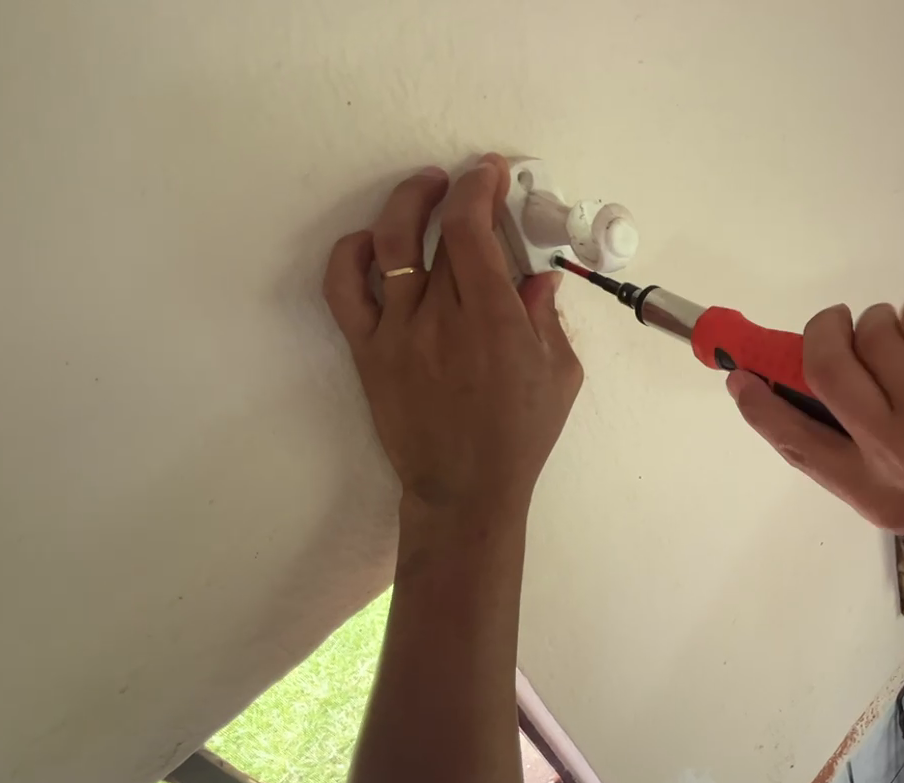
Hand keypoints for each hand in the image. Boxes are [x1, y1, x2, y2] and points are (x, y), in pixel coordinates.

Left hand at [322, 153, 581, 531]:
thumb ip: (548, 319)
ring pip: (390, 244)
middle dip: (456, 193)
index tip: (491, 172)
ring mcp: (398, 333)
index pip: (474, 229)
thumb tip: (537, 278)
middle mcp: (442, 318)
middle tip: (469, 185)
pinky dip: (352, 254)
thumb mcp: (559, 377)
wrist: (466, 489)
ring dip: (406, 203)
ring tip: (423, 188)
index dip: (479, 187)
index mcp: (495, 322)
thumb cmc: (520, 438)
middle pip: (439, 231)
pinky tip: (373, 242)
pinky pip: (345, 288)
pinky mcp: (369, 351)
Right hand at [727, 291, 903, 546]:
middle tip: (851, 325)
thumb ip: (872, 460)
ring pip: (875, 331)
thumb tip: (819, 395)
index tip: (740, 376)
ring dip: (894, 324)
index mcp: (882, 500)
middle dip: (828, 330)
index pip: (795, 443)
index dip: (759, 404)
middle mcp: (902, 461)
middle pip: (823, 366)